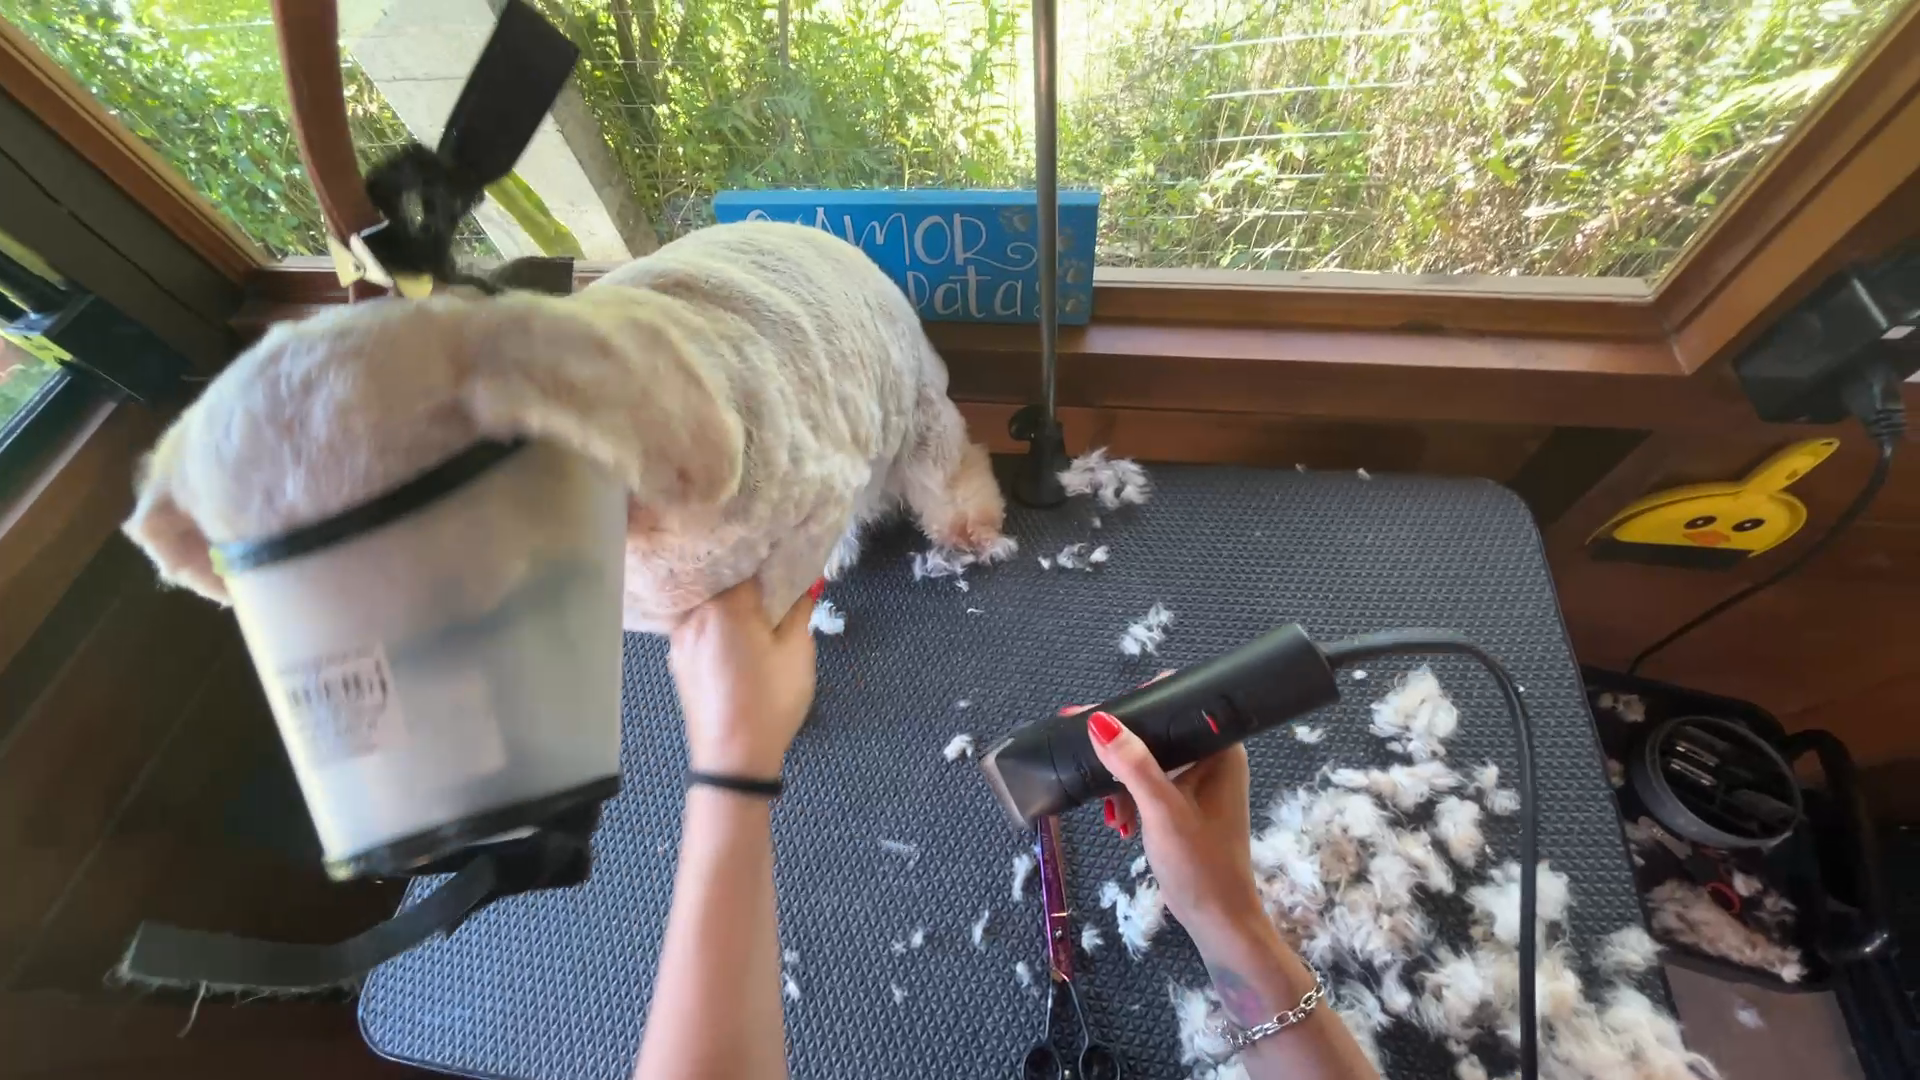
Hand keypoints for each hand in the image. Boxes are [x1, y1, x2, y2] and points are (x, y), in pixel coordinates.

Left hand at [668, 580, 815, 777]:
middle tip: (779, 590)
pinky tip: (738, 639)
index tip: (792, 565)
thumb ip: (800, 609)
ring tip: (760, 615)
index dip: (774, 565)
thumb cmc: (770, 700)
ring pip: (711, 606)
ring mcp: (681, 639)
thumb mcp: (798, 651)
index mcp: (724, 606)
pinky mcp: (678, 660)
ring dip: (734, 606)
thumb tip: (806, 582)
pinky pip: (702, 628)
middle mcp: (694, 615)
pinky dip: (719, 626)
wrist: (733, 758)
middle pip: (726, 584)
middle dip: (752, 583)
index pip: (750, 568)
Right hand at [1086, 710, 1268, 952]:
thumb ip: (1132, 764)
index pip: (1176, 702)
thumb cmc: (1200, 865)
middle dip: (1120, 751)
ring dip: (1122, 780)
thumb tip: (1097, 720)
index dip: (1139, 703)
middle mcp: (1212, 756)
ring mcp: (1199, 779)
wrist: (1218, 923)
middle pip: (1155, 731)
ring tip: (1111, 811)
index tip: (1099, 715)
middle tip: (1088, 758)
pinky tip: (1120, 821)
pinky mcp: (1185, 800)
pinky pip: (1148, 781)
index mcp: (1220, 748)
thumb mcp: (1161, 810)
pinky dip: (1130, 797)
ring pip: (1147, 758)